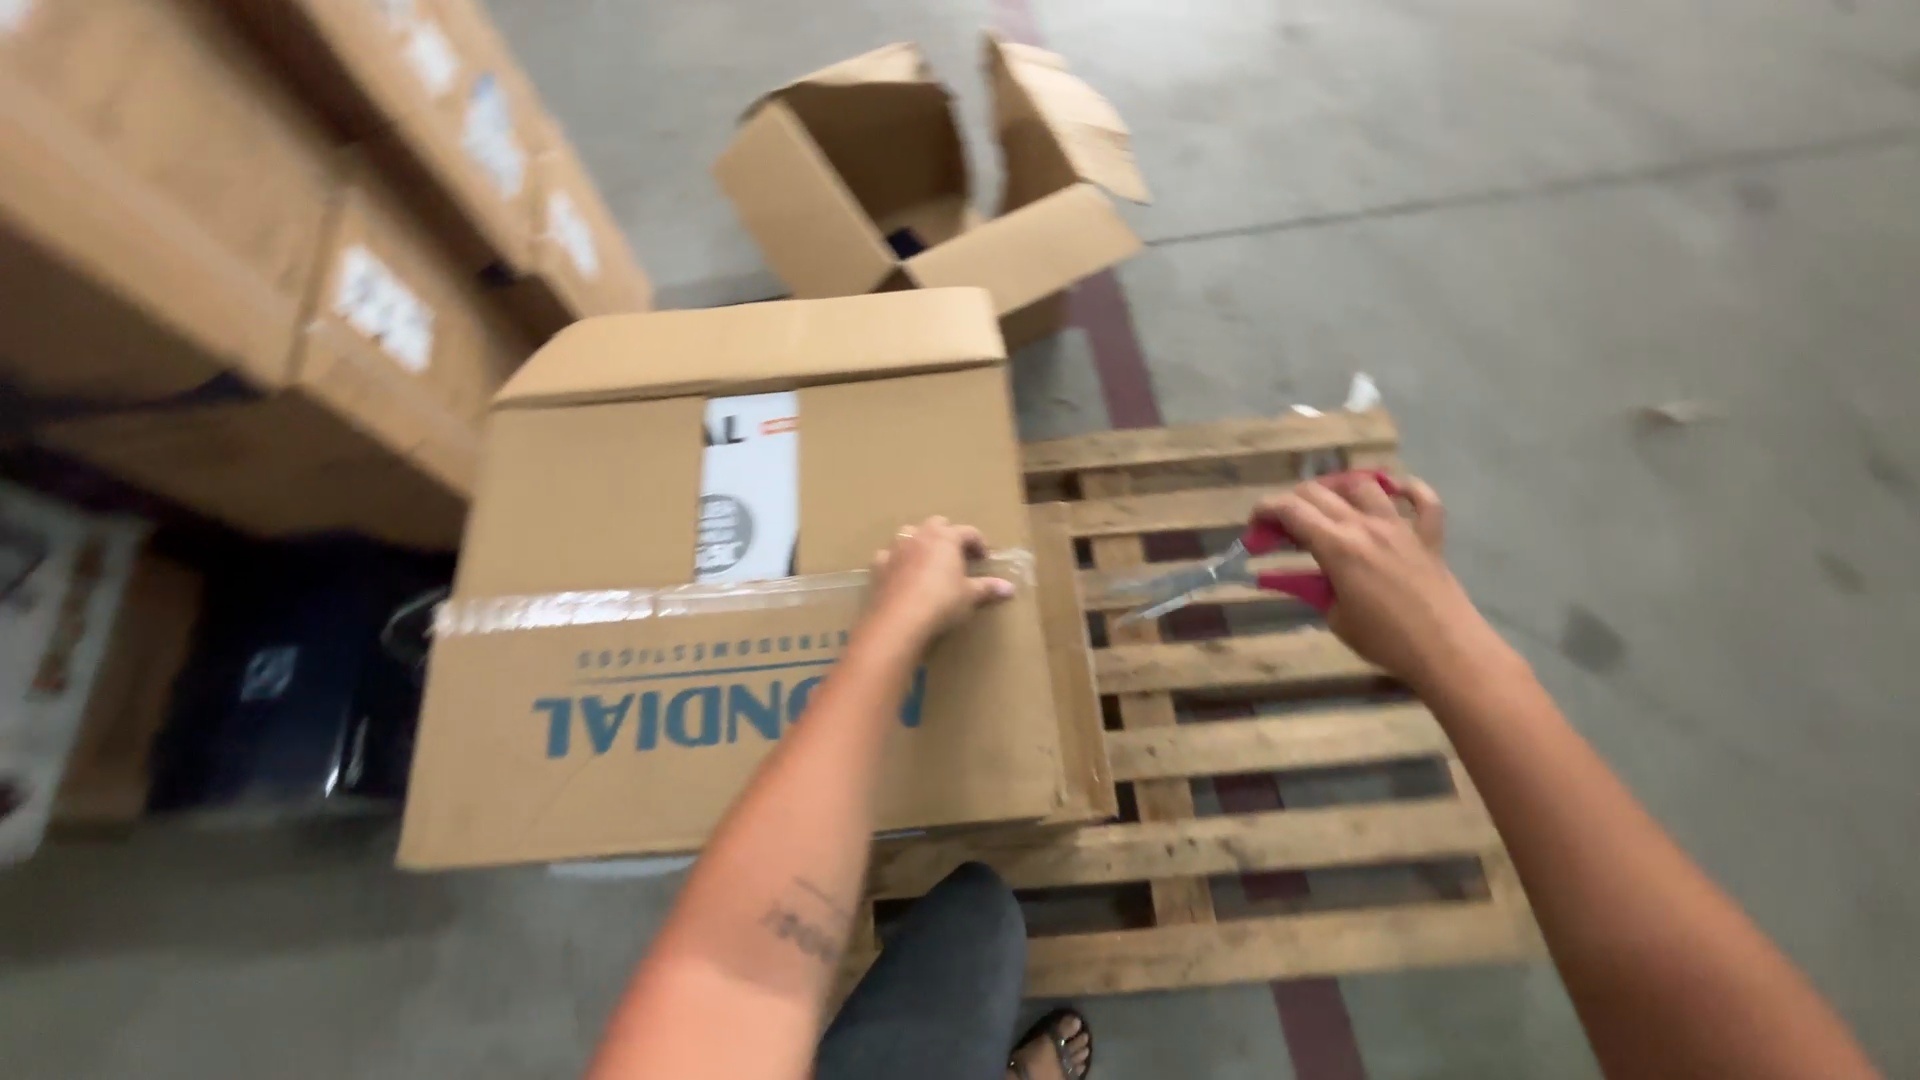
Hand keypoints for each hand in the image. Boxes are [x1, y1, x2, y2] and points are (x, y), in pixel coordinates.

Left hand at [868, 517, 1014, 645]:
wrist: (900, 619)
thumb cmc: (942, 602)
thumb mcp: (969, 596)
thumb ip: (988, 588)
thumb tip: (1009, 588)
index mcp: (946, 538)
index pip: (968, 532)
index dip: (979, 544)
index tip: (984, 559)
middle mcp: (920, 535)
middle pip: (937, 524)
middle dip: (948, 535)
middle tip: (956, 555)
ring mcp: (896, 548)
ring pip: (910, 533)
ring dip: (920, 542)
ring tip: (928, 560)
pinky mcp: (879, 565)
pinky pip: (889, 555)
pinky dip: (897, 561)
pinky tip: (901, 574)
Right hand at [1257, 475, 1507, 690]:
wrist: (1447, 651)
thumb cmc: (1384, 640)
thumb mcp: (1334, 616)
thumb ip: (1310, 587)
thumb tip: (1284, 577)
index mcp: (1337, 546)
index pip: (1291, 511)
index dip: (1266, 510)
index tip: (1254, 524)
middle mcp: (1366, 525)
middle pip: (1319, 493)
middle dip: (1291, 503)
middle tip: (1282, 528)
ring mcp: (1400, 526)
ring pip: (1363, 485)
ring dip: (1337, 489)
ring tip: (1327, 506)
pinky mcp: (1428, 537)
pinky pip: (1423, 501)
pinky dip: (1407, 490)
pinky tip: (1394, 493)